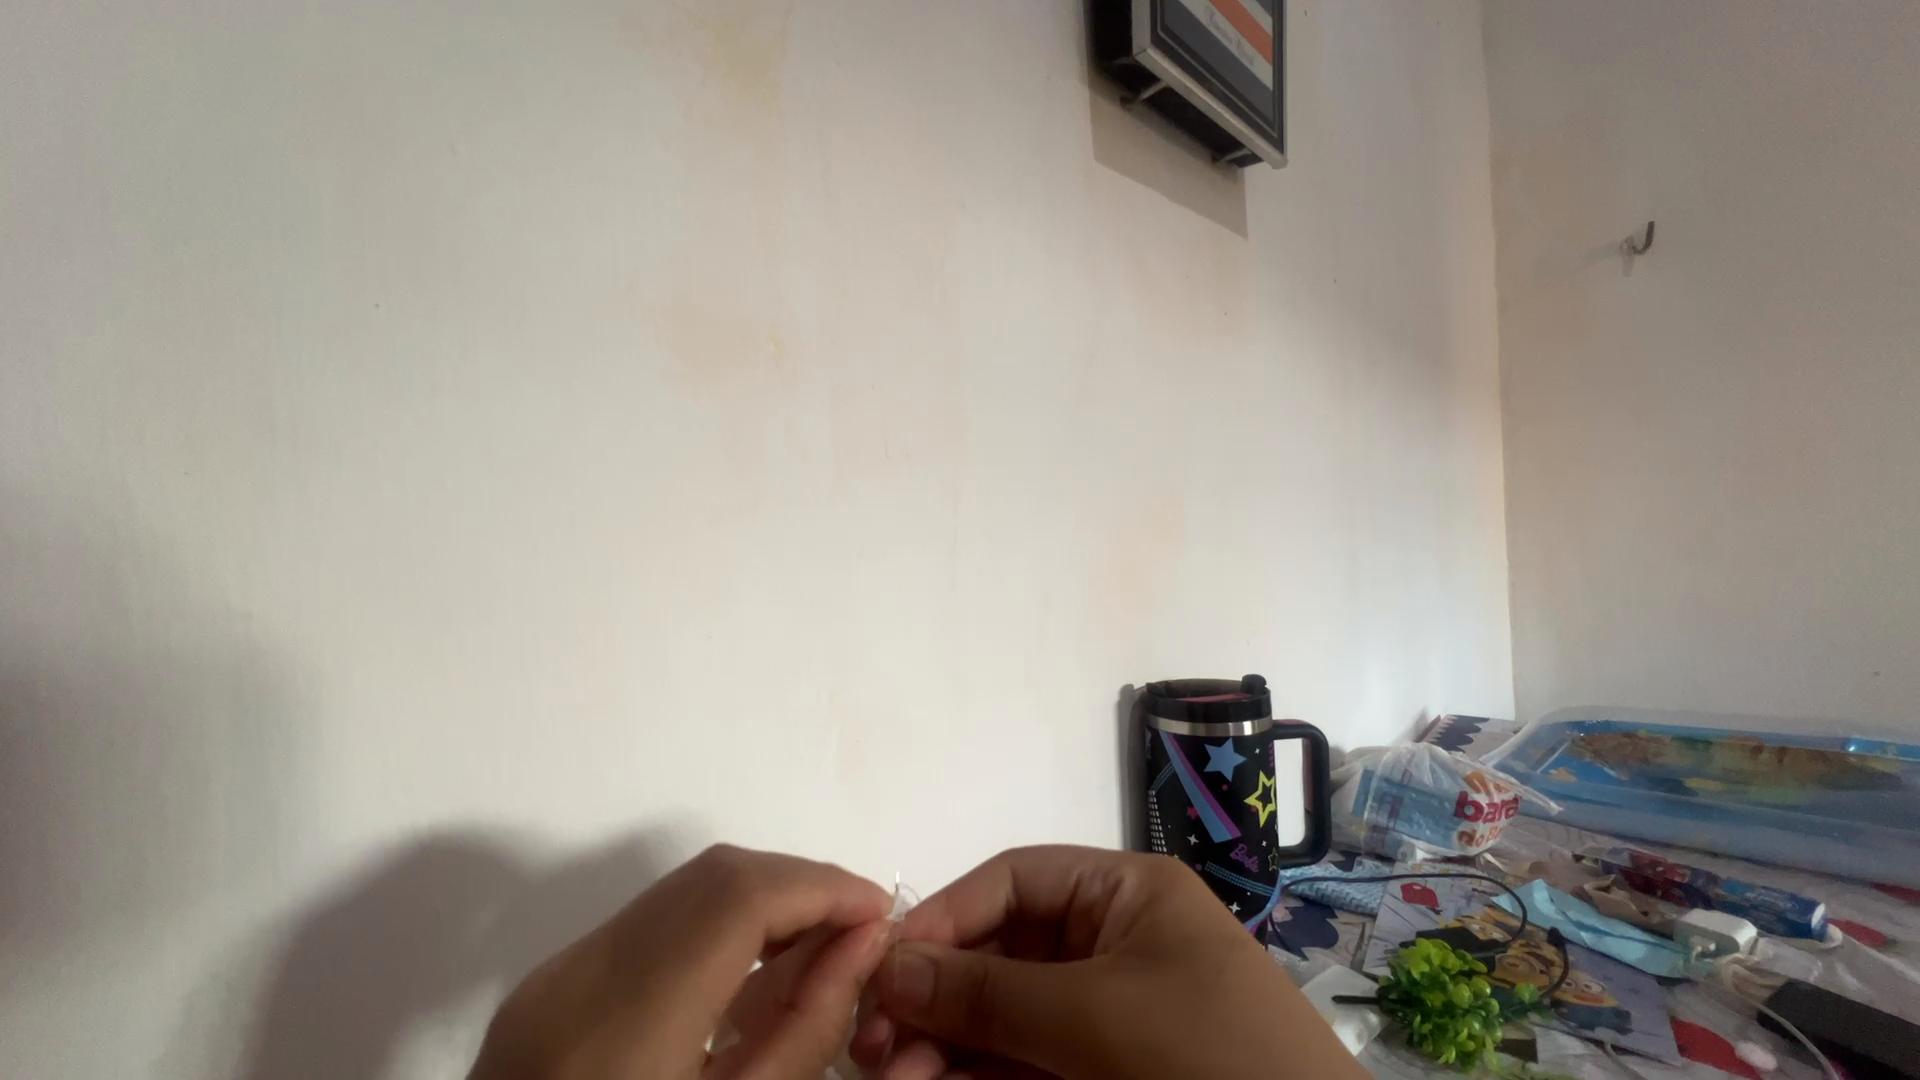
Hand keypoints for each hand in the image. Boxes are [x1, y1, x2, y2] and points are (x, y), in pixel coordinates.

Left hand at [470, 844, 891, 1079]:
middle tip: (857, 929)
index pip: (738, 897)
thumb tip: (865, 940)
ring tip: (818, 945)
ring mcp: (558, 972)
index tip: (880, 911)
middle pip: (715, 875)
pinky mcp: (554, 980)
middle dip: (802, 885)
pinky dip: (723, 920)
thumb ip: (807, 1029)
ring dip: (766, 897)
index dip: (822, 887)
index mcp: (622, 1027)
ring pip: (687, 885)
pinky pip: (659, 917)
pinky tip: (756, 966)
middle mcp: (580, 974)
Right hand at [850, 846, 1364, 1079]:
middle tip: (872, 1043)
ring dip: (945, 1041)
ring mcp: (1109, 1013)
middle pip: (1002, 950)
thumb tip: (888, 967)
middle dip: (937, 991)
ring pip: (1006, 1013)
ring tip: (887, 1075)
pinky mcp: (1105, 1072)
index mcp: (1125, 894)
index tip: (885, 963)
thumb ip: (987, 992)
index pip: (1015, 881)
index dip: (946, 913)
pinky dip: (976, 1073)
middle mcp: (1113, 943)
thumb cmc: (1206, 1058)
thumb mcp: (1093, 1017)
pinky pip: (1026, 1061)